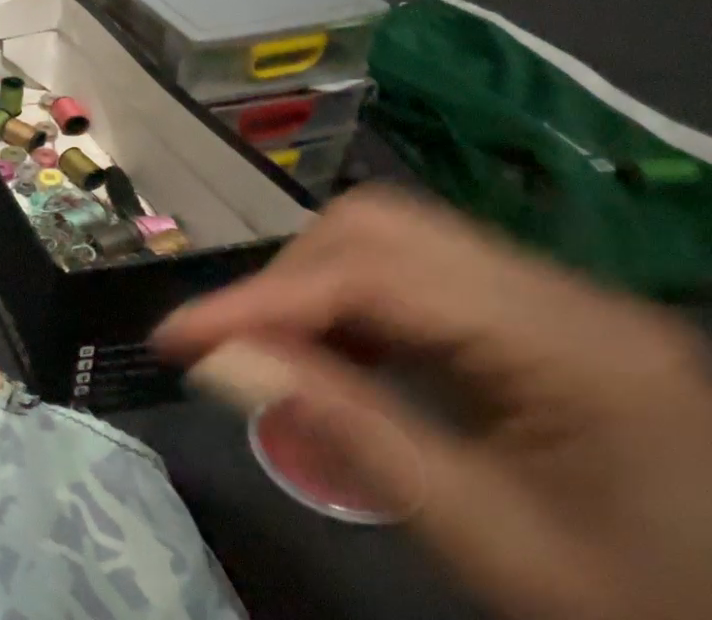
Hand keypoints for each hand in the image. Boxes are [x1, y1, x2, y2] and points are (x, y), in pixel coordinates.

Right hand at [153, 186, 711, 619]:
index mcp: (570, 344)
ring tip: (280, 356)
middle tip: (236, 348)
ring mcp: (559, 301)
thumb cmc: (637, 600)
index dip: (258, 299)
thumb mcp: (485, 534)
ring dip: (314, 288)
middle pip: (381, 228)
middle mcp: (565, 294)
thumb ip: (346, 430)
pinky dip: (354, 306)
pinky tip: (343, 360)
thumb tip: (218, 358)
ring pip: (394, 242)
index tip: (173, 338)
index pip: (375, 275)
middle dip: (285, 279)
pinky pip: (421, 279)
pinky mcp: (546, 321)